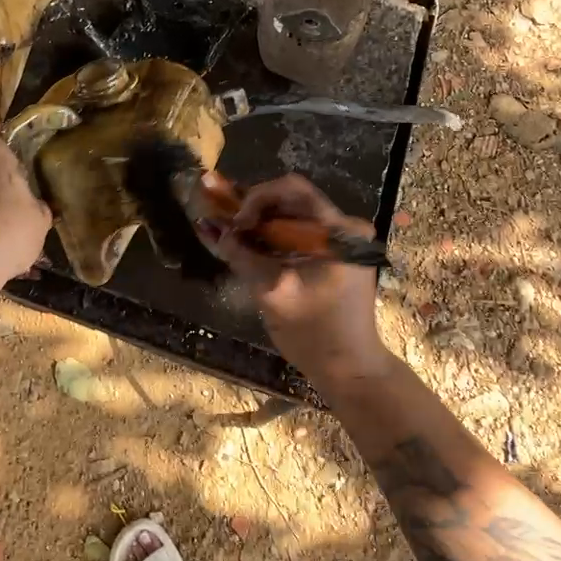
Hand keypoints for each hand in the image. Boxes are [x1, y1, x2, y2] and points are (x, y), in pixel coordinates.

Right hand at [201, 175, 390, 379]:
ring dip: (261, 223)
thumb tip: (209, 226)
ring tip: (233, 236)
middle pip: (291, 200)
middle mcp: (345, 227)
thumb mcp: (272, 292)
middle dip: (254, 209)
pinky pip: (298, 233)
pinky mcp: (335, 254)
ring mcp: (342, 241)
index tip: (235, 223)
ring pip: (292, 215)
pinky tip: (250, 247)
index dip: (256, 198)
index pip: (292, 189)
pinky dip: (273, 237)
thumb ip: (241, 255)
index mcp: (338, 232)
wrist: (351, 371)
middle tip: (227, 225)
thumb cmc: (314, 334)